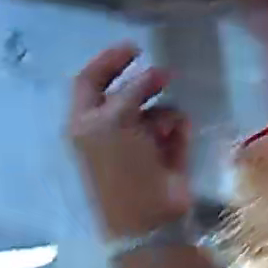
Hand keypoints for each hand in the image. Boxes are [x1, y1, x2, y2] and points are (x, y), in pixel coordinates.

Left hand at [69, 43, 191, 237]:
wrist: (147, 219)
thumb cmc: (121, 169)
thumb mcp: (115, 123)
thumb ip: (130, 92)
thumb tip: (152, 73)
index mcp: (87, 123)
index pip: (91, 81)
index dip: (110, 61)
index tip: (135, 48)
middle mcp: (111, 132)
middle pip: (128, 96)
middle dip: (146, 86)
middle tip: (167, 75)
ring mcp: (140, 147)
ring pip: (155, 114)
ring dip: (164, 113)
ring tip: (171, 124)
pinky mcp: (167, 160)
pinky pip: (176, 133)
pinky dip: (179, 130)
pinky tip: (180, 134)